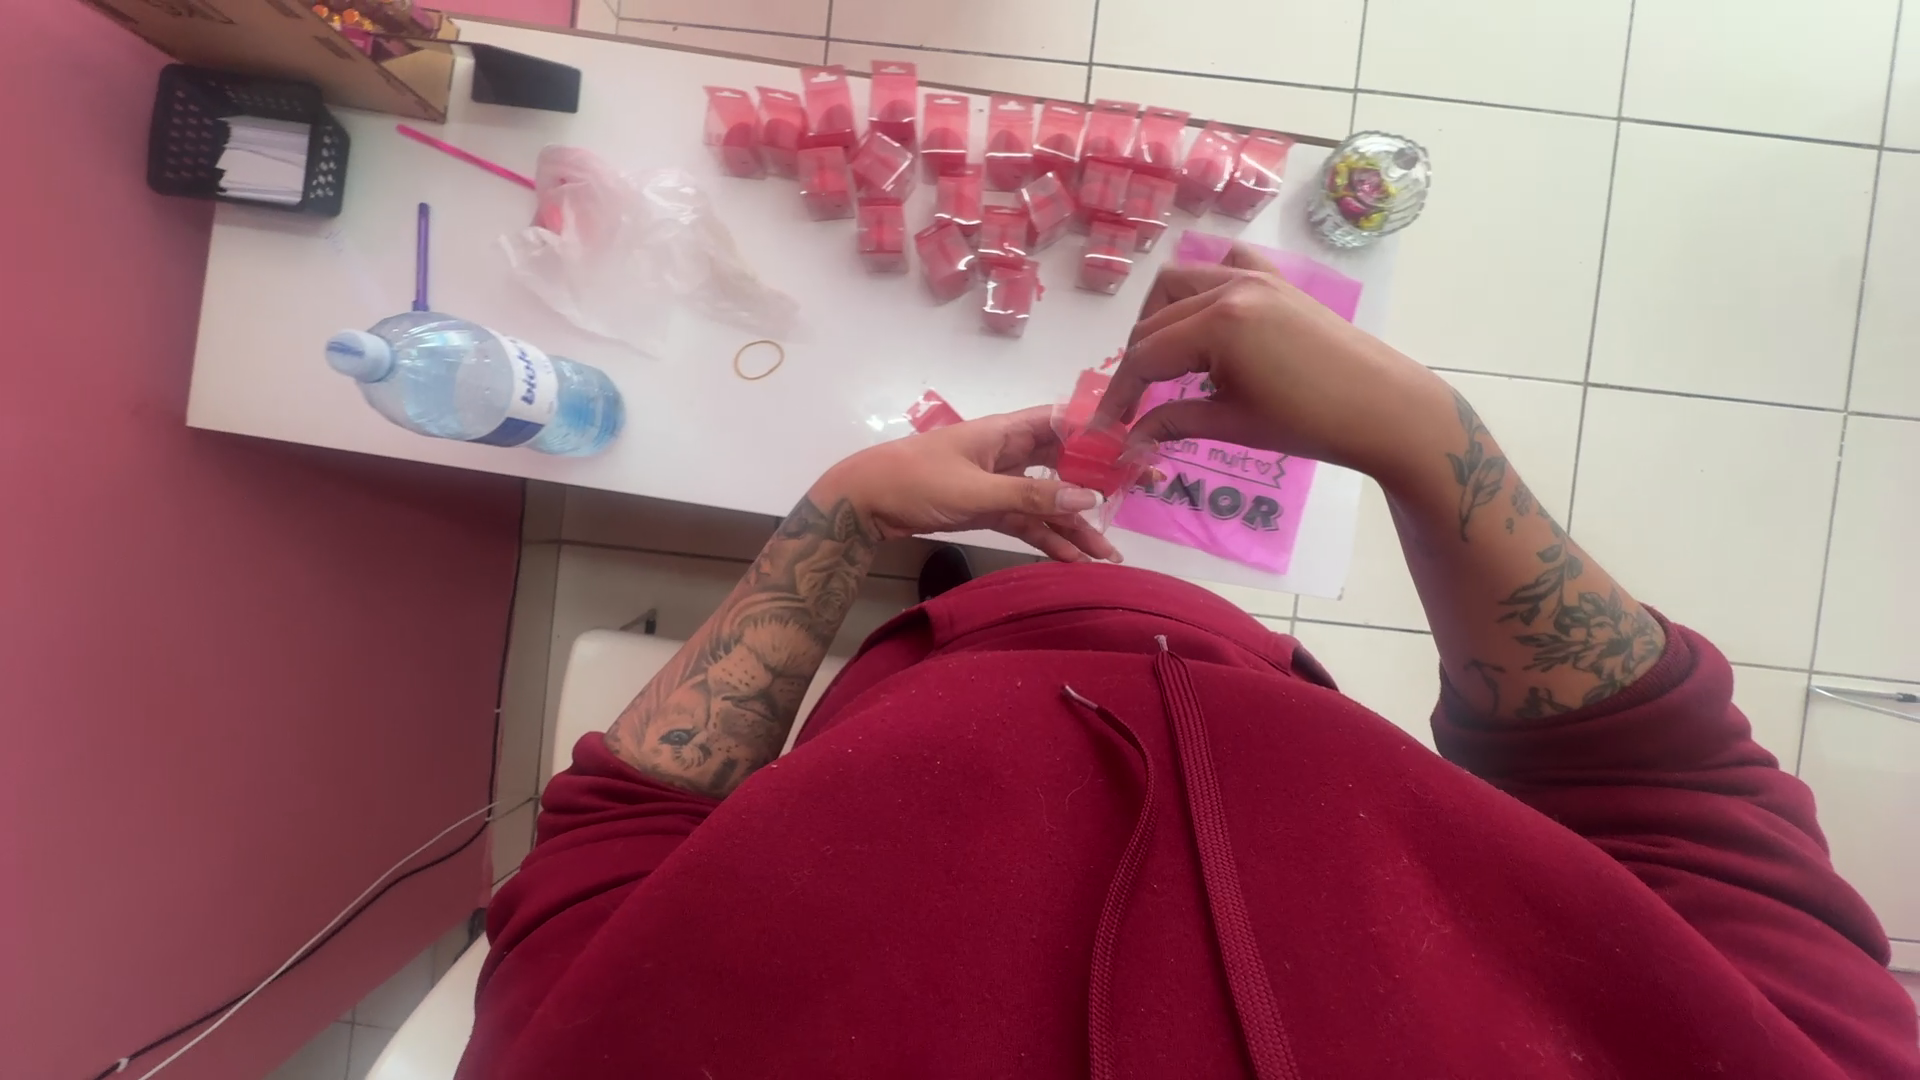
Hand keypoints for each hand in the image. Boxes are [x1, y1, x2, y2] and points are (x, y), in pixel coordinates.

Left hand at [815, 407, 1122, 563]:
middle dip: (1099, 485)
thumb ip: (1031, 496)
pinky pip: (1027, 523)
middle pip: (1064, 465)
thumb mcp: (976, 489)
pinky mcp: (989, 510)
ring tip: (1108, 555)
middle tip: (1140, 497)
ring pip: (1048, 502)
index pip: (1064, 423)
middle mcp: (1010, 453)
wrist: (864, 502)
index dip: (1100, 433)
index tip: (1135, 447)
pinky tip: (1073, 560)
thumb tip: (1087, 497)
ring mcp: (1000, 483)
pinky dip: (1048, 540)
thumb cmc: (916, 480)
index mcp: (1006, 431)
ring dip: (1075, 527)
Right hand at [1095, 245, 1451, 483]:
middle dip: (1134, 366)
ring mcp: (1255, 276)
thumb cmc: (1309, 423)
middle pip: (1154, 322)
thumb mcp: (1230, 424)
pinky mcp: (1276, 280)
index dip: (1118, 395)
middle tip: (1131, 406)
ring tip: (1162, 362)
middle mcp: (1230, 287)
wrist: (1385, 408)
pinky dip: (1203, 286)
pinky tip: (1205, 318)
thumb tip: (1124, 444)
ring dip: (1158, 321)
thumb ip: (1170, 423)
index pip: (1145, 358)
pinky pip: (1225, 265)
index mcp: (1219, 323)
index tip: (1103, 427)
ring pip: (1179, 284)